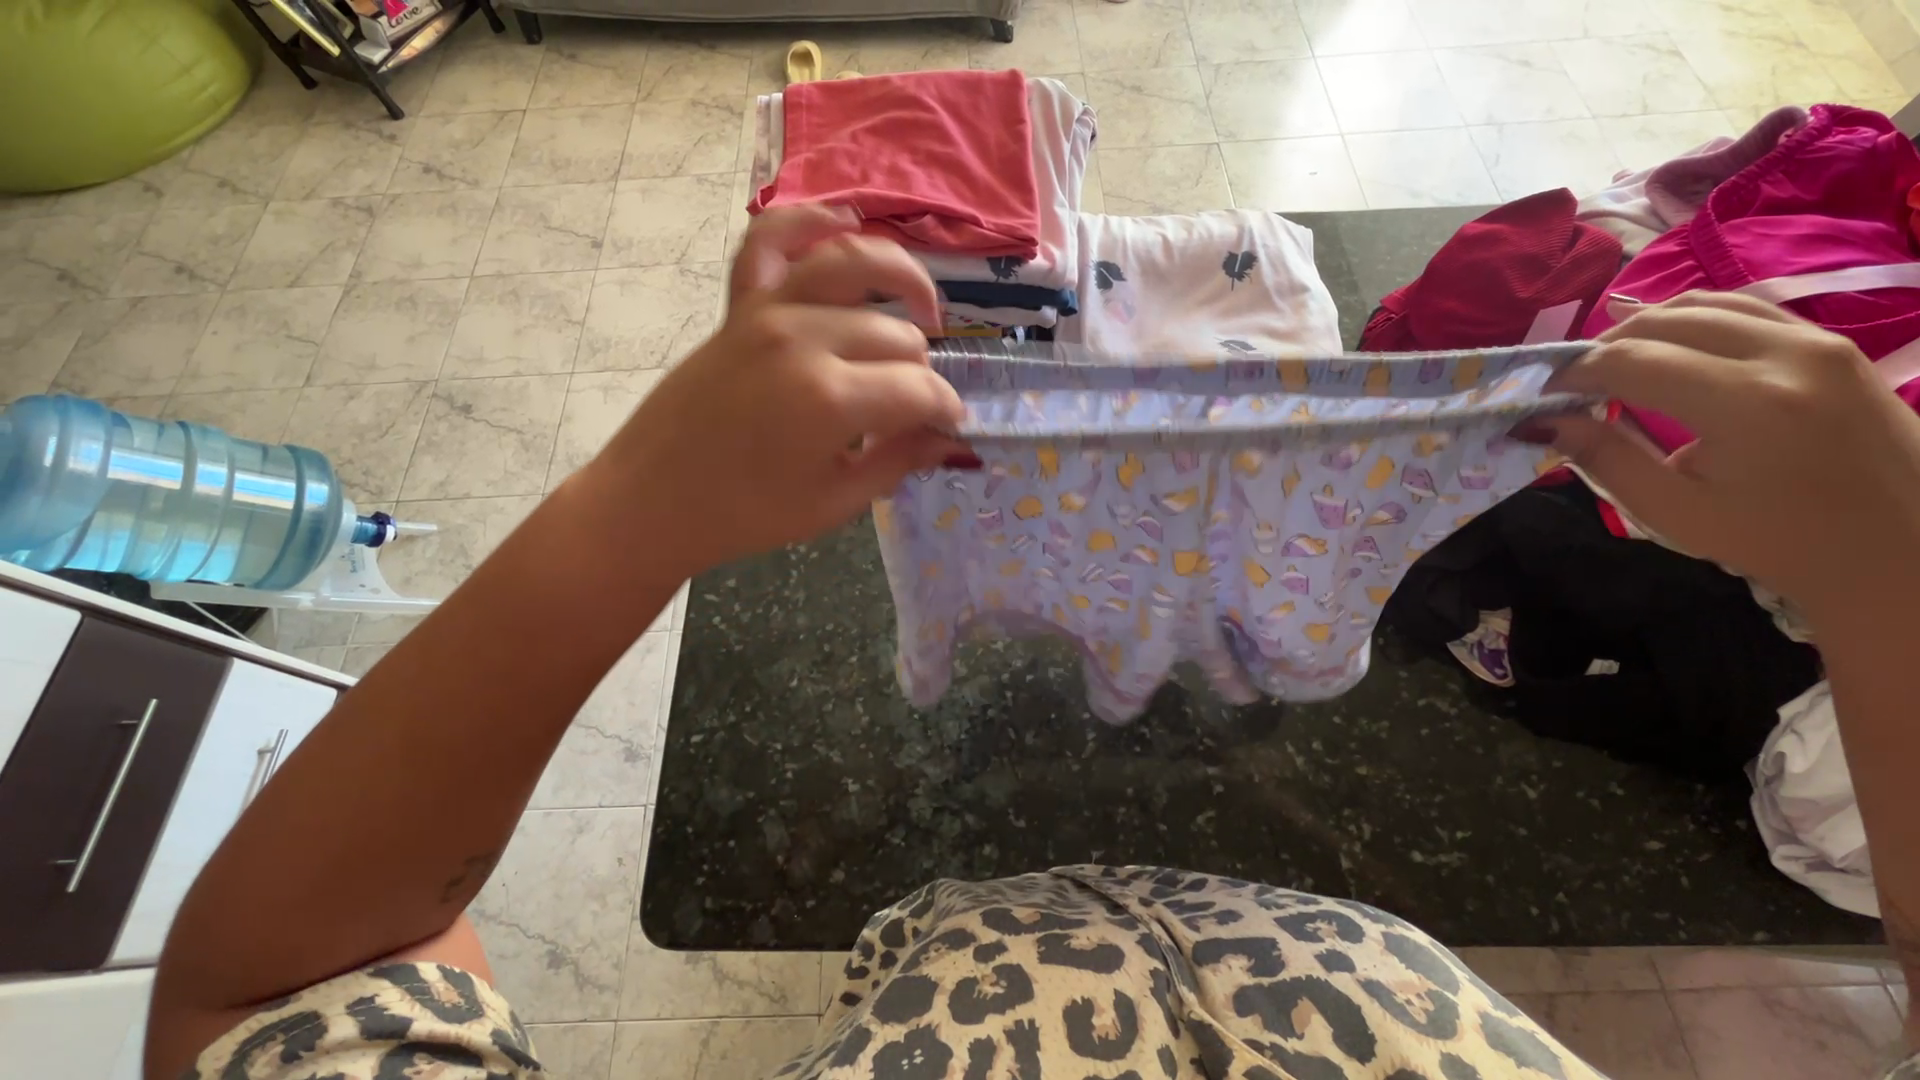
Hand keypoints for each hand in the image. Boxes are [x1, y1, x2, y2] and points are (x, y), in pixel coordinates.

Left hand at [579, 203, 967, 577]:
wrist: (652, 501)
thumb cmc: (745, 515)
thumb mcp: (834, 503)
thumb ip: (899, 462)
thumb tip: (951, 440)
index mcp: (830, 400)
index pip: (920, 389)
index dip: (946, 411)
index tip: (950, 428)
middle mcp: (803, 339)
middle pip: (896, 335)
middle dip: (919, 373)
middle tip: (910, 410)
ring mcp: (767, 311)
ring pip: (855, 265)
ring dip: (902, 281)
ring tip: (925, 310)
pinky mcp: (738, 306)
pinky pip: (773, 240)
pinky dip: (809, 220)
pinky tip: (844, 223)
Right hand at [1542, 291, 1919, 620]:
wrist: (1898, 548)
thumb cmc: (1775, 541)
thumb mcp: (1673, 511)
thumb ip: (1604, 457)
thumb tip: (1543, 423)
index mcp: (1745, 404)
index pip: (1630, 361)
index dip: (1574, 373)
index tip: (1543, 398)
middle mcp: (1786, 355)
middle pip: (1664, 321)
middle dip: (1603, 348)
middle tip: (1572, 386)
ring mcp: (1818, 341)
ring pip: (1705, 303)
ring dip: (1645, 328)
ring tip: (1613, 367)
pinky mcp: (1831, 343)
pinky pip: (1745, 309)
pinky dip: (1691, 322)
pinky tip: (1666, 352)